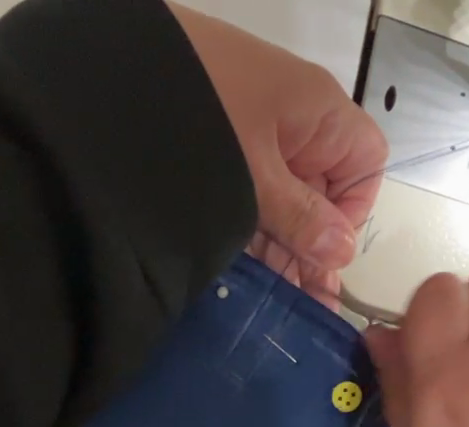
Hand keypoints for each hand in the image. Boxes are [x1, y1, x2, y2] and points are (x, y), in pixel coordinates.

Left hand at [168, 4, 386, 297]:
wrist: (106, 80)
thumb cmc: (196, 115)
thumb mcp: (253, 177)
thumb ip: (299, 217)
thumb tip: (342, 252)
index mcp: (317, 113)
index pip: (363, 163)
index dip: (351, 211)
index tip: (324, 252)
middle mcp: (291, 126)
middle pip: (319, 191)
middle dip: (310, 247)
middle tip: (302, 306)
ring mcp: (251, 141)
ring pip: (280, 200)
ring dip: (277, 249)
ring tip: (275, 304)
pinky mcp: (215, 156)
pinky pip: (245, 199)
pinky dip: (245, 234)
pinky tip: (244, 278)